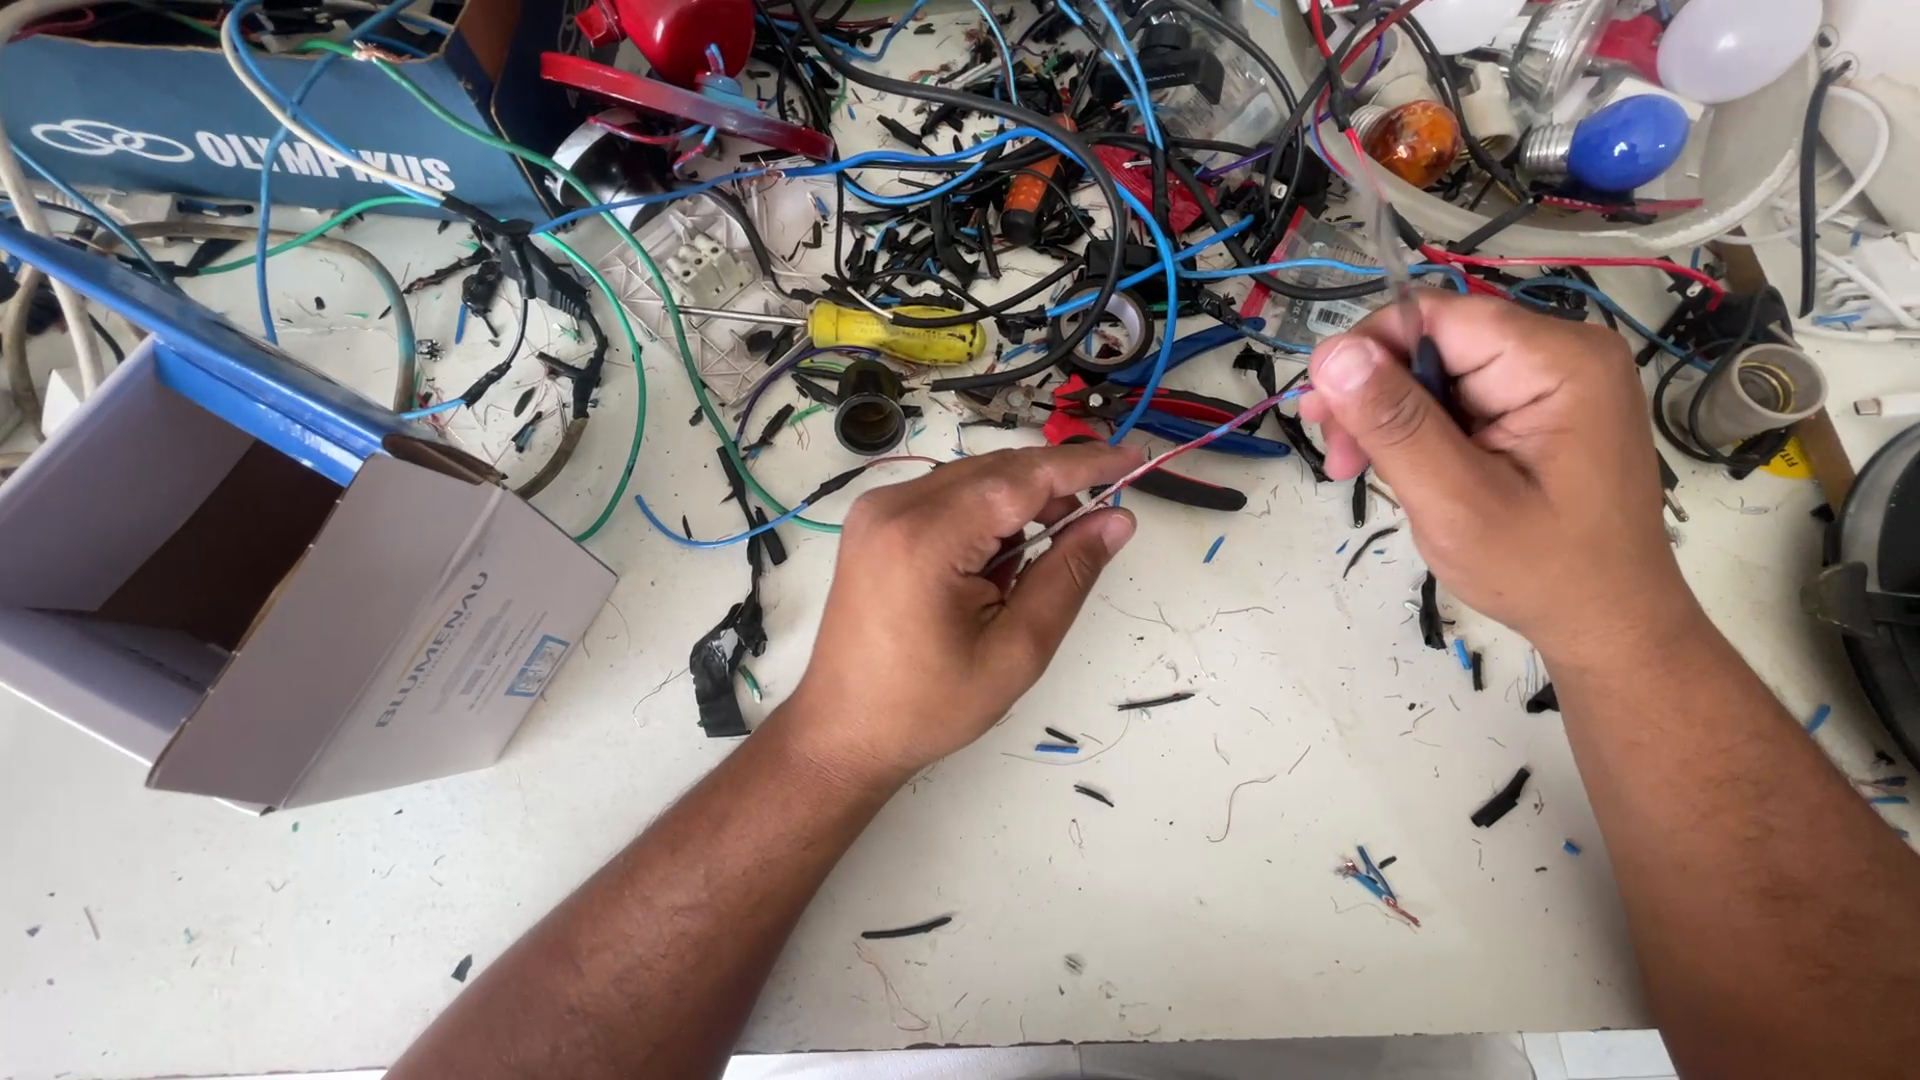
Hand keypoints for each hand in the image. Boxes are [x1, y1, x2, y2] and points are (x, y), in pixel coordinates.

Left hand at [776, 443, 1141, 788]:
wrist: (844, 728)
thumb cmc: (929, 706)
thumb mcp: (1016, 650)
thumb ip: (1069, 576)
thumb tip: (1117, 520)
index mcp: (925, 538)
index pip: (1021, 477)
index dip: (1082, 465)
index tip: (1132, 459)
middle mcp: (893, 506)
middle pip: (996, 471)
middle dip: (1051, 491)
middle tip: (1088, 532)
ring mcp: (875, 510)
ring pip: (973, 479)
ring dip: (1016, 506)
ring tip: (1025, 571)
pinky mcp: (872, 521)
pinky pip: (946, 495)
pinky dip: (982, 516)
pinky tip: (989, 566)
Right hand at [1298, 292, 1702, 663]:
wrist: (1604, 620)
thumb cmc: (1537, 568)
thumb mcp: (1453, 499)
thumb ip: (1394, 423)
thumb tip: (1332, 352)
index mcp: (1557, 361)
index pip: (1433, 317)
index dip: (1365, 354)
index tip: (1322, 414)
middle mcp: (1559, 353)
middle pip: (1429, 343)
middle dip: (1369, 396)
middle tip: (1338, 458)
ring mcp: (1549, 381)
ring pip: (1431, 372)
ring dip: (1382, 418)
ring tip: (1355, 470)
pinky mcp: (1534, 408)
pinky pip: (1451, 399)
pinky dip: (1411, 432)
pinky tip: (1394, 469)